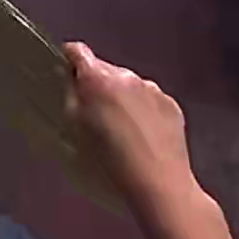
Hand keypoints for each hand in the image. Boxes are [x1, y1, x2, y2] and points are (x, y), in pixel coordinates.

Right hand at [62, 41, 198, 205]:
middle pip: (103, 68)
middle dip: (97, 83)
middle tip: (96, 112)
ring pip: (127, 83)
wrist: (161, 188)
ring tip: (123, 128)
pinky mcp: (171, 104)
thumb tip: (71, 77)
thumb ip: (70, 95)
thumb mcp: (74, 127)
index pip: (77, 51)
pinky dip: (143, 108)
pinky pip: (149, 98)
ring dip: (121, 96)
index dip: (69, 59)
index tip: (67, 73)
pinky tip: (144, 135)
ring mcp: (151, 88)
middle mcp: (124, 75)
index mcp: (97, 78)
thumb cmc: (108, 161)